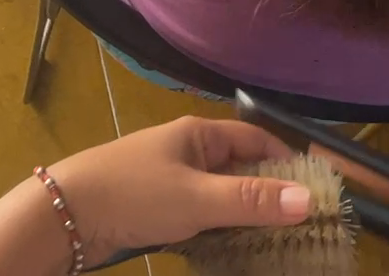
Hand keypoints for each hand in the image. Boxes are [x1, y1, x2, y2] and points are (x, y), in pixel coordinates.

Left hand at [50, 117, 313, 264]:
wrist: (69, 212)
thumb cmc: (135, 192)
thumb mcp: (197, 198)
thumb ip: (251, 200)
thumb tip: (309, 198)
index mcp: (198, 134)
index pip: (254, 138)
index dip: (286, 160)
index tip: (319, 191)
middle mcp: (188, 151)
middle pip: (240, 168)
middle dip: (271, 195)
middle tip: (308, 228)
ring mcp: (172, 180)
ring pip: (222, 197)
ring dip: (247, 218)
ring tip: (283, 247)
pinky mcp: (159, 208)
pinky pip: (202, 217)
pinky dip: (222, 232)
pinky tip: (238, 254)